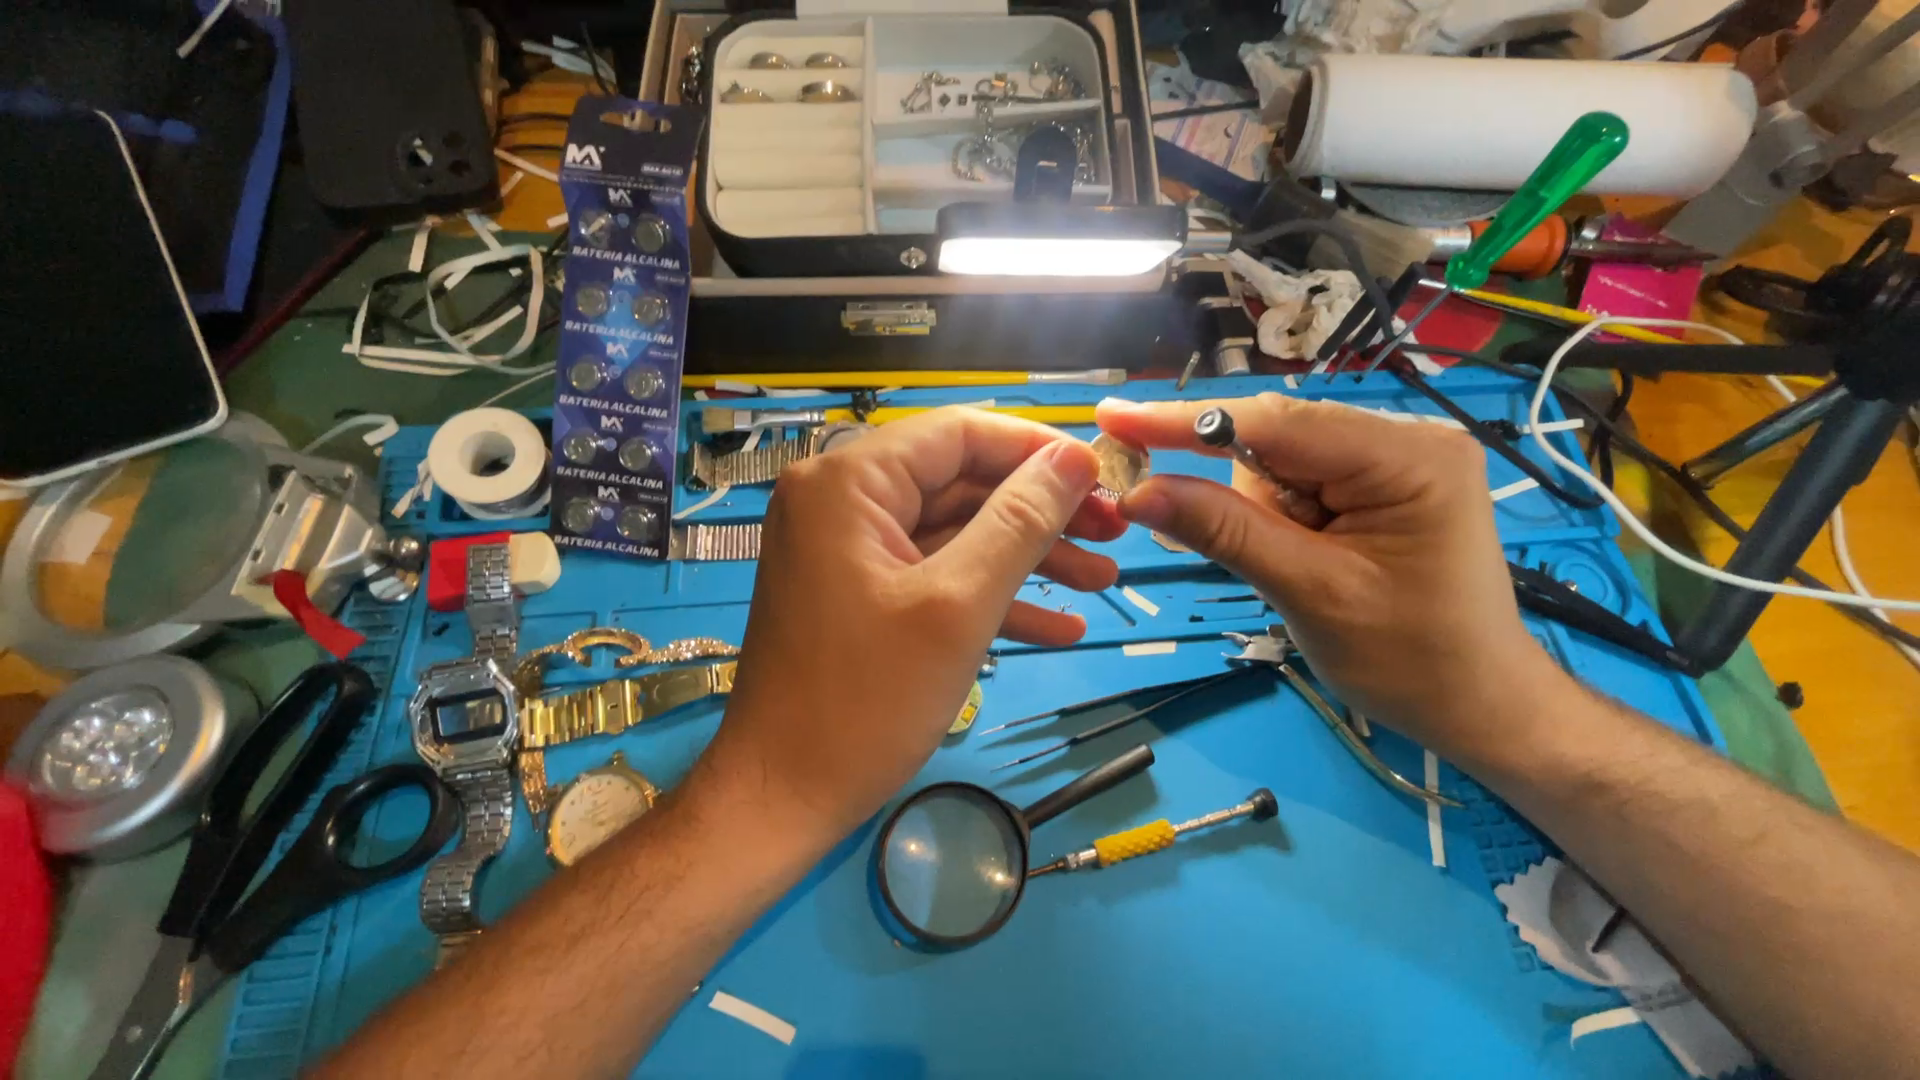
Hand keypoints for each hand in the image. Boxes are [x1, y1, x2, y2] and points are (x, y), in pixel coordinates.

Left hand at [695, 407, 1124, 841]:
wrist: (781, 798)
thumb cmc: (865, 700)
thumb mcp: (957, 605)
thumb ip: (1018, 521)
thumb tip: (1073, 458)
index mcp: (848, 482)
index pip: (959, 434)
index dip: (1038, 451)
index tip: (1105, 478)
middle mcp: (842, 501)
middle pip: (961, 483)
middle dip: (1041, 511)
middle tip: (1116, 534)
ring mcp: (848, 551)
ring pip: (955, 533)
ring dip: (1028, 557)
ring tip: (1103, 580)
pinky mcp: (860, 596)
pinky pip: (933, 577)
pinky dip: (990, 597)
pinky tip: (1058, 628)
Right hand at [1095, 394, 1557, 759]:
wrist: (1478, 703)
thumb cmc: (1409, 659)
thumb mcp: (1309, 592)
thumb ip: (1224, 532)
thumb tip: (1138, 493)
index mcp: (1407, 455)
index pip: (1274, 423)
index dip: (1184, 422)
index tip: (1114, 416)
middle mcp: (1404, 438)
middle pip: (1275, 441)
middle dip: (1245, 498)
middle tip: (1264, 557)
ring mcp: (1394, 458)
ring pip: (1278, 465)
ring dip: (1266, 518)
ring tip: (1305, 573)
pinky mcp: (1380, 483)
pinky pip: (1298, 484)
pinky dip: (1280, 522)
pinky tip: (1307, 560)